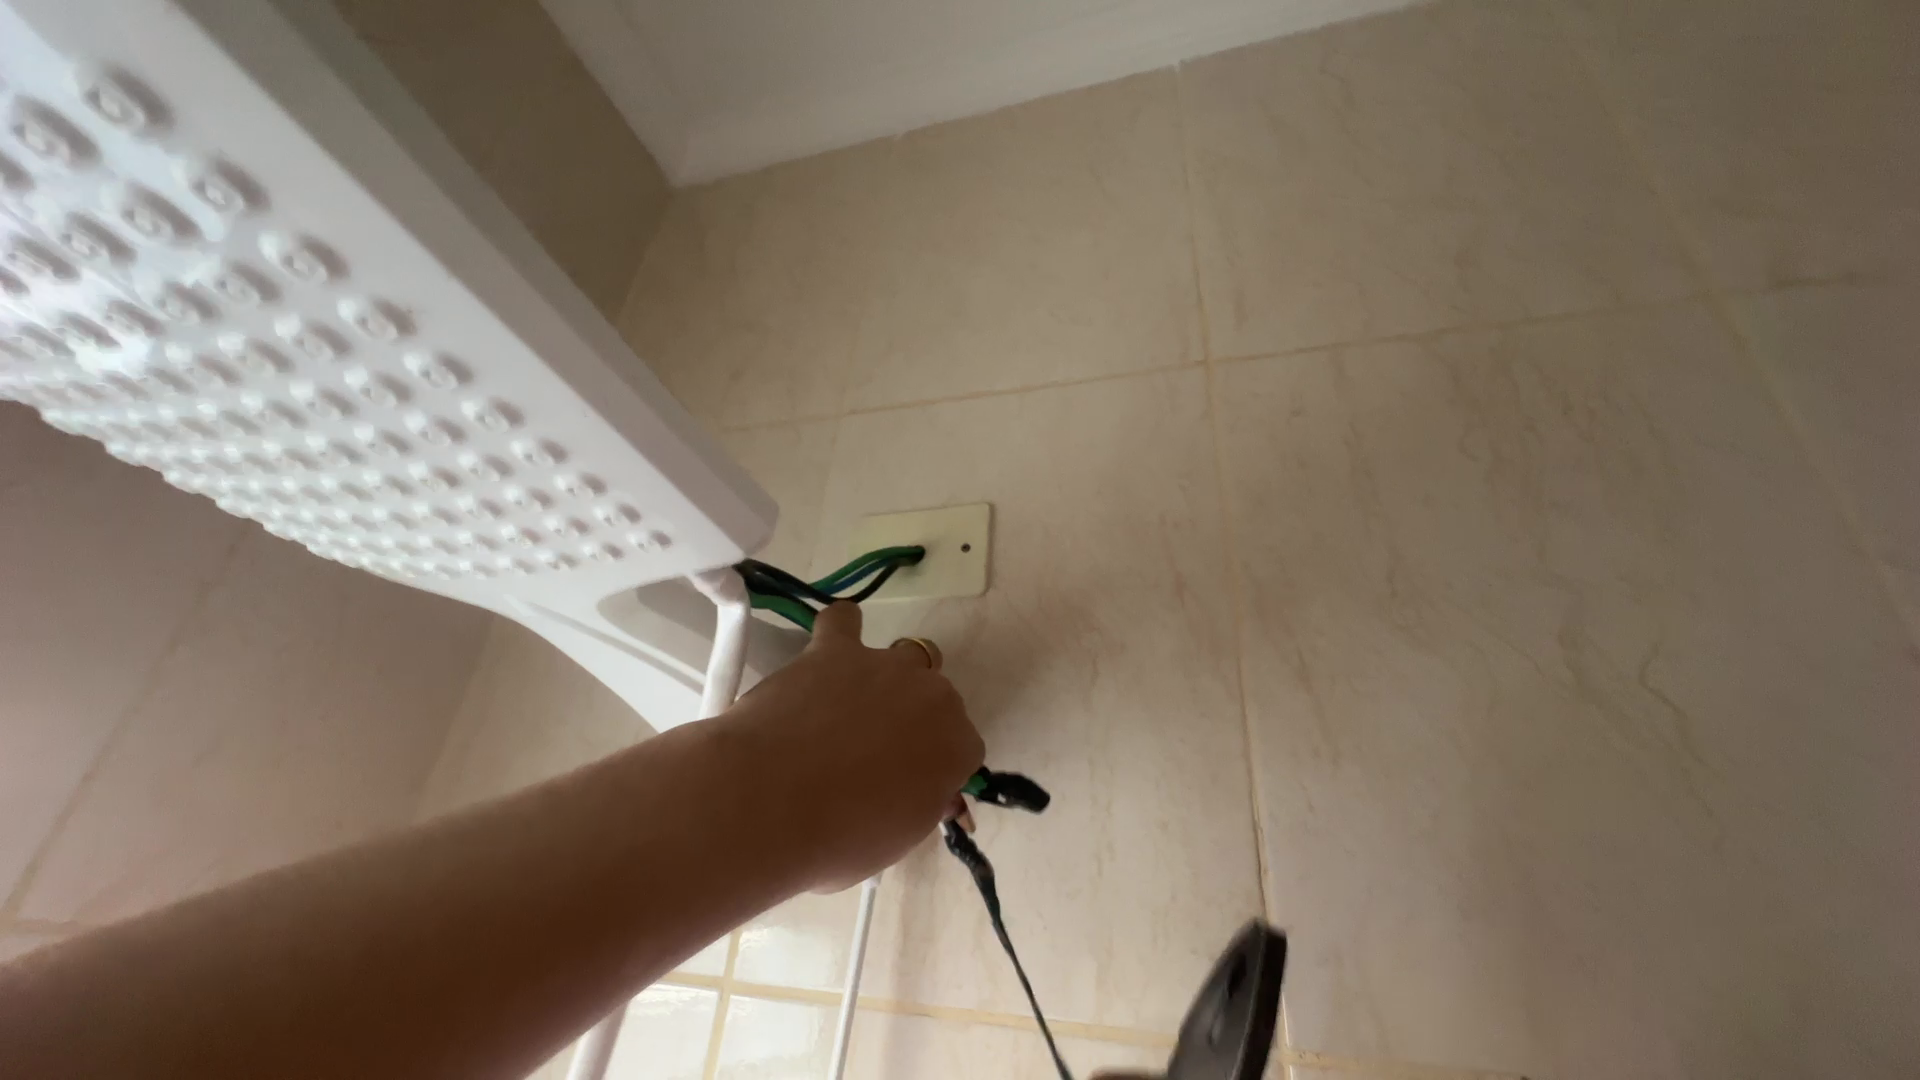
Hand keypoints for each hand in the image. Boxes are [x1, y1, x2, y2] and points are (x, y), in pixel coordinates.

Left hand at [723, 602, 983, 891]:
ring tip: (852, 708)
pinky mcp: (835, 649)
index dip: (936, 767)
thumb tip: (920, 788)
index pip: (964, 748)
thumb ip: (919, 803)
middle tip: (876, 753)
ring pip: (905, 656)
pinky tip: (828, 650)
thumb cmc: (838, 839)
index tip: (909, 786)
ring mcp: (884, 665)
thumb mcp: (896, 839)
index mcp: (957, 745)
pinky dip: (842, 631)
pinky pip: (845, 621)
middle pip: (937, 698)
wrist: (770, 803)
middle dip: (914, 720)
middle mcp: (932, 695)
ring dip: (888, 678)